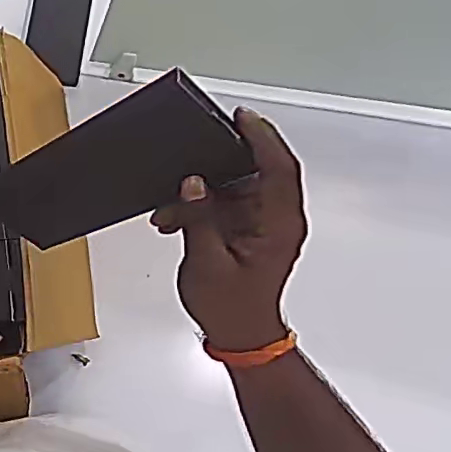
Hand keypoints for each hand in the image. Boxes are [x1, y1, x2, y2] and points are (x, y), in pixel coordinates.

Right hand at [150, 108, 305, 350]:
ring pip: (234, 188)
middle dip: (221, 162)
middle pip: (257, 172)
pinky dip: (198, 207)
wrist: (240, 334)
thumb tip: (193, 184)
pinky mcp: (248, 231)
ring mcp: (263, 225)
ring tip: (172, 211)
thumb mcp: (207, 260)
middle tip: (198, 146)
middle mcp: (277, 220)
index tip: (242, 117)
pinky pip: (224, 204)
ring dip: (200, 194)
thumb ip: (201, 217)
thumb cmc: (231, 306)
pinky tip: (176, 219)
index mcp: (279, 225)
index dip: (261, 138)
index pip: (278, 169)